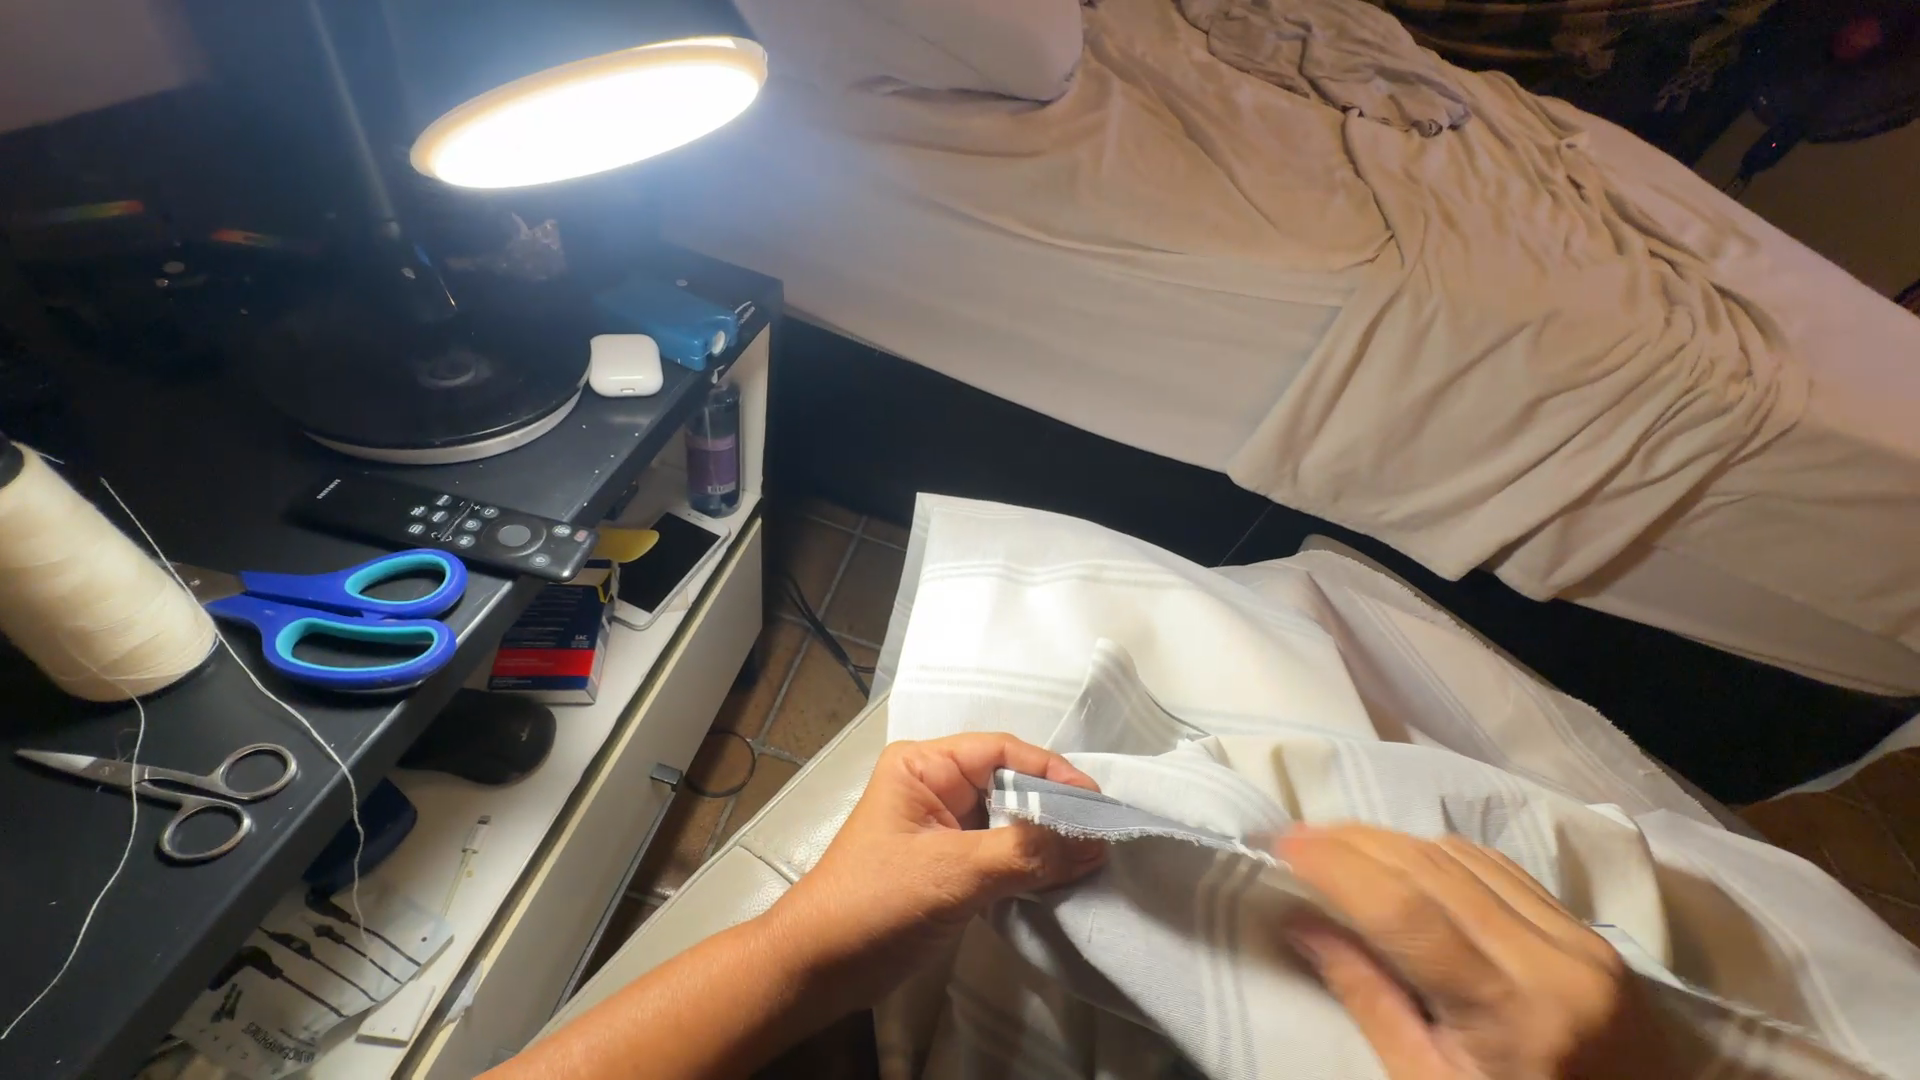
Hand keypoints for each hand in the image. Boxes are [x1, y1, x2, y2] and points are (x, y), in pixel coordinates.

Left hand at [763, 734, 1107, 1011]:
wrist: (818, 968)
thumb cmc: (876, 904)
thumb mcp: (953, 873)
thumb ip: (1024, 854)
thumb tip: (1094, 842)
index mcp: (924, 766)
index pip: (1001, 752)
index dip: (1052, 773)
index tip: (1098, 803)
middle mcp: (935, 786)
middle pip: (1009, 783)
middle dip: (1054, 809)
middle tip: (1102, 834)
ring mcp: (942, 825)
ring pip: (1008, 820)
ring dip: (1045, 839)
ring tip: (1091, 856)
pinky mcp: (948, 863)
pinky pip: (1000, 851)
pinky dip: (1029, 864)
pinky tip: (1060, 877)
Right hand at [1278, 825, 1673, 1079]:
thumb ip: (1368, 998)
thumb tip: (1301, 921)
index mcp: (1519, 1016)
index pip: (1406, 910)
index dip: (1336, 867)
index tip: (1280, 845)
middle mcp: (1557, 962)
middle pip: (1430, 868)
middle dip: (1351, 842)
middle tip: (1294, 837)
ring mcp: (1582, 942)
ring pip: (1459, 855)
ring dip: (1387, 841)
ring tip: (1335, 845)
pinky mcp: (1590, 934)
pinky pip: (1495, 866)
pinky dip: (1434, 853)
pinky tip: (1401, 861)